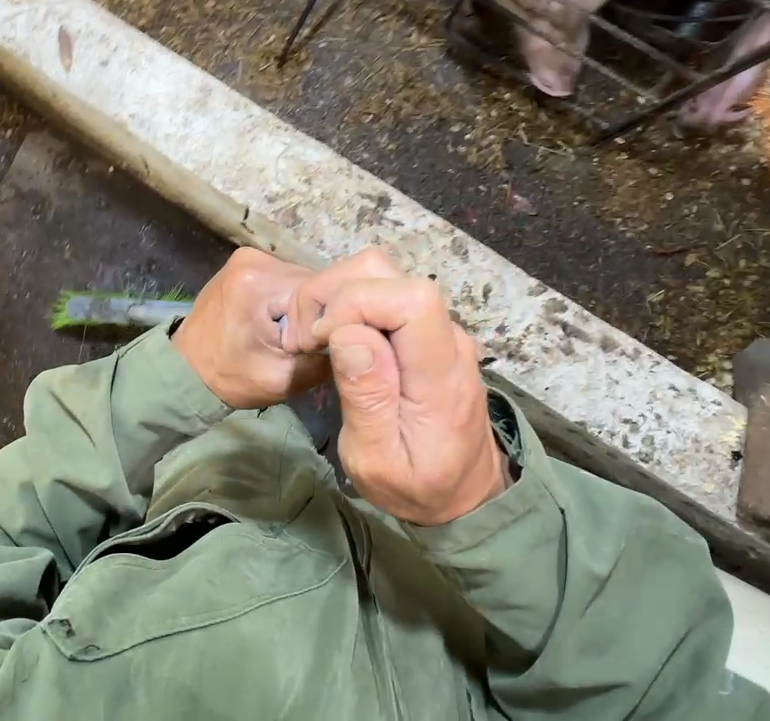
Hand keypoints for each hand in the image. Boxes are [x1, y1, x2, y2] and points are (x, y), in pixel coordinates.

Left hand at [172, 248, 319, 408]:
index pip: (322, 292)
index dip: (329, 322)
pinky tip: (280, 322)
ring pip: (301, 280)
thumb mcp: (285, 377)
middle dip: (317, 313)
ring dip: (304, 307)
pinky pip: (284, 279)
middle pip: (312, 281)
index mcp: (260, 281)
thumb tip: (357, 337)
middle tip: (307, 343)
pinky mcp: (245, 262)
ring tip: (293, 334)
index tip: (319, 347)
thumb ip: (325, 356)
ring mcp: (247, 256)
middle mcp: (254, 257)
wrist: (186, 369)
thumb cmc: (231, 377)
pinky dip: (288, 300)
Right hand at [285, 249, 505, 524]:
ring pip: (379, 273)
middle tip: (304, 339)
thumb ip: (367, 399)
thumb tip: (348, 334)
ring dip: (333, 294)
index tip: (320, 340)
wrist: (465, 496)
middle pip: (386, 273)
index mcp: (442, 374)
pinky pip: (380, 291)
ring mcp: (437, 328)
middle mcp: (447, 338)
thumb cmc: (418, 488)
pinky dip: (343, 302)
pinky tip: (329, 338)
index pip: (412, 299)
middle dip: (332, 293)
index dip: (356, 303)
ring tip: (311, 337)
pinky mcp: (423, 328)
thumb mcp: (378, 463)